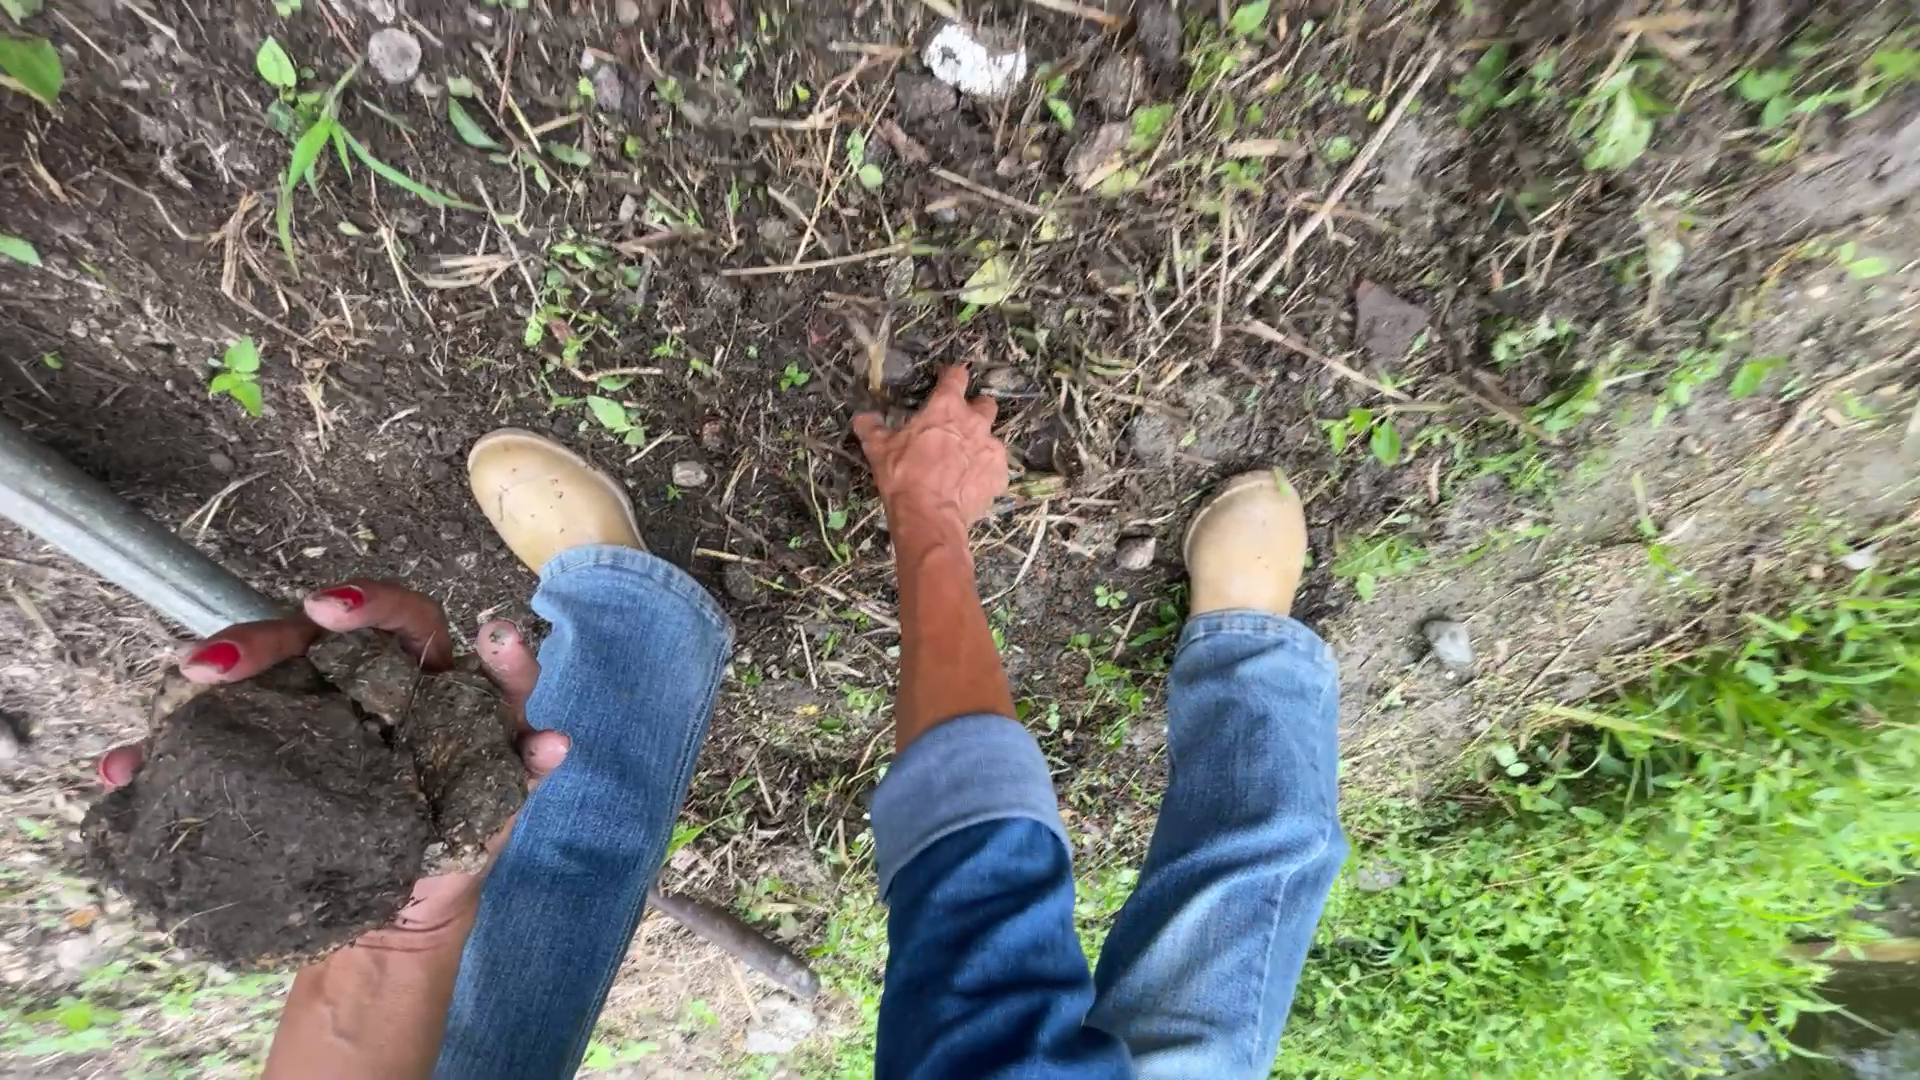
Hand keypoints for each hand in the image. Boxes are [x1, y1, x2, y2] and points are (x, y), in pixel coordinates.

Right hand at [97, 581, 566, 948]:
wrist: (400, 910)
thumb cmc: (459, 838)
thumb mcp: (495, 804)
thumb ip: (521, 768)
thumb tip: (555, 743)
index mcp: (434, 686)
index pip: (416, 626)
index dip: (393, 605)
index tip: (362, 604)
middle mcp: (373, 686)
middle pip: (334, 633)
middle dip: (311, 618)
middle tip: (296, 619)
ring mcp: (314, 715)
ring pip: (272, 664)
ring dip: (237, 654)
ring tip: (198, 671)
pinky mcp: (263, 755)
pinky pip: (211, 739)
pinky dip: (170, 746)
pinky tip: (135, 762)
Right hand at [853, 364, 1007, 535]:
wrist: (929, 517)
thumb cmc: (903, 476)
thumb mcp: (879, 449)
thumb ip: (871, 428)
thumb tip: (863, 417)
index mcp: (946, 407)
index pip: (956, 376)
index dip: (952, 376)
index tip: (946, 380)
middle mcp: (975, 422)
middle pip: (985, 404)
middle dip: (975, 410)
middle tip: (958, 426)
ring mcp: (992, 449)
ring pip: (992, 438)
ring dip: (979, 444)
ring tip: (962, 463)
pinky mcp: (999, 475)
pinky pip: (995, 467)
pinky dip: (984, 472)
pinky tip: (969, 484)